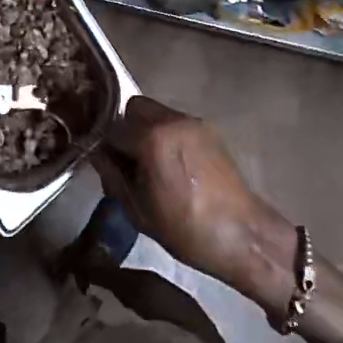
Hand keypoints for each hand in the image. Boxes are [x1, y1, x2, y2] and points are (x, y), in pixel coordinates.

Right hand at [93, 96, 296, 314]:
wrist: (243, 234)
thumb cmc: (186, 230)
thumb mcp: (138, 211)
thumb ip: (113, 176)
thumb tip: (99, 155)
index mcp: (152, 140)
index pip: (112, 129)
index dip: (104, 148)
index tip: (106, 166)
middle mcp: (172, 120)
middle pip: (134, 108)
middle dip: (125, 129)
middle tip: (128, 161)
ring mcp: (192, 122)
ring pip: (155, 111)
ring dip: (146, 129)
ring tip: (151, 164)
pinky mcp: (208, 129)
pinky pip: (175, 122)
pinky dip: (165, 134)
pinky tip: (171, 164)